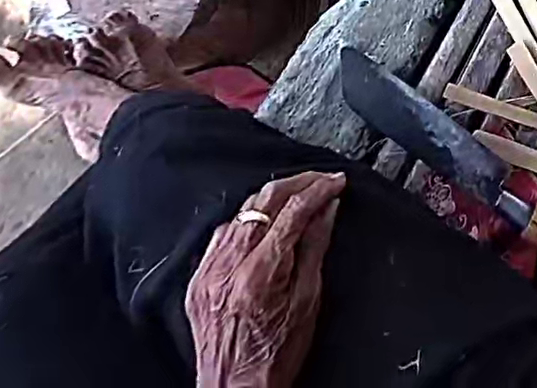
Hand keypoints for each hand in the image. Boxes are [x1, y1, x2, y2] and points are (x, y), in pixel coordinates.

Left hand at [186, 171, 346, 387]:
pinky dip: (250, 217)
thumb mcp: (308, 299)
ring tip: (301, 193)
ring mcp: (209, 271)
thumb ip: (316, 245)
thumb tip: (328, 206)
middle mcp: (229, 267)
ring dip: (276, 195)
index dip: (319, 189)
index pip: (293, 210)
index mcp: (259, 274)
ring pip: (245, 209)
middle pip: (267, 199)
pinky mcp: (199, 278)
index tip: (337, 182)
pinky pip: (225, 230)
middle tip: (323, 180)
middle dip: (300, 182)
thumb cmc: (275, 356)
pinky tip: (266, 219)